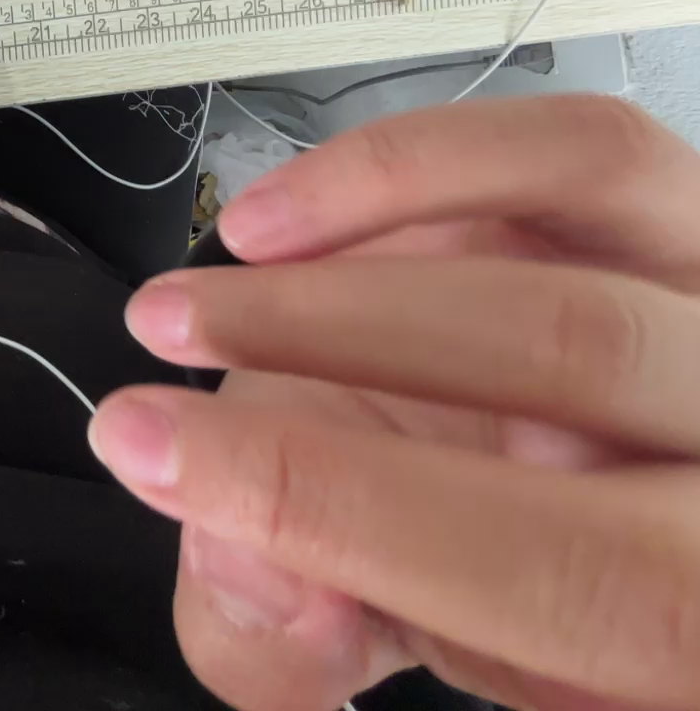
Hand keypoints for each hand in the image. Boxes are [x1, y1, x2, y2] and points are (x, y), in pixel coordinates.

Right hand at [90, 96, 699, 710]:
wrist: (501, 461)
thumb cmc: (439, 553)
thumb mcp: (341, 629)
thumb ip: (272, 636)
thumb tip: (239, 555)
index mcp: (692, 620)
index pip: (568, 574)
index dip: (326, 504)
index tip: (143, 447)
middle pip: (568, 361)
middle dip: (305, 335)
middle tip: (158, 328)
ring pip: (558, 265)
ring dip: (322, 269)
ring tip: (193, 286)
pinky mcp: (670, 216)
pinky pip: (576, 152)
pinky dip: (396, 168)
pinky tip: (272, 219)